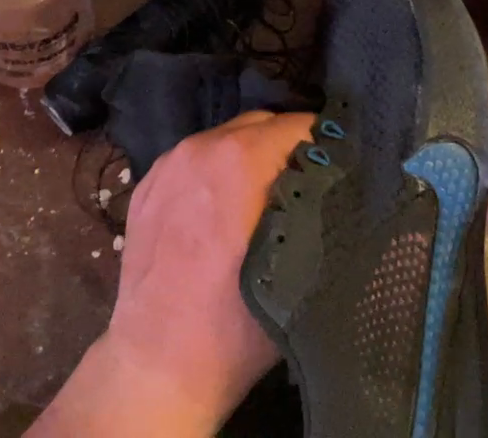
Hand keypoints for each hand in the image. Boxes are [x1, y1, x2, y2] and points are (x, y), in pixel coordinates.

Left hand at [32, 110, 315, 436]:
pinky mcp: (146, 185)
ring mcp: (168, 164)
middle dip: (287, 147)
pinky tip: (220, 211)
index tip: (339, 168)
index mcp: (240, 158)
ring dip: (248, 158)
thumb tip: (341, 185)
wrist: (159, 364)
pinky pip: (193, 161)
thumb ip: (319, 211)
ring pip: (224, 139)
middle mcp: (202, 148)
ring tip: (262, 198)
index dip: (325, 145)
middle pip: (260, 124)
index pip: (300, 126)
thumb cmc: (237, 320)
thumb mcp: (299, 266)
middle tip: (305, 184)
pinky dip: (213, 173)